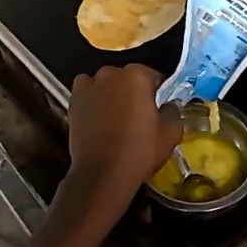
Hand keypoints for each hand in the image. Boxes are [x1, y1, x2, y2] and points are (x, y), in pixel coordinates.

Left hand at [66, 65, 182, 205]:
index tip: (157, 107)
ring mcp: (88, 85)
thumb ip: (173, 111)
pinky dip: (92, 98)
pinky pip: (86, 92)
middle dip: (132, 91)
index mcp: (136, 76)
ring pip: (105, 83)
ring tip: (115, 116)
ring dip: (111, 93)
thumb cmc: (139, 151)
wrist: (102, 172)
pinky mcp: (73, 99)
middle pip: (126, 77)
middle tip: (137, 114)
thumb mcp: (170, 133)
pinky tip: (97, 116)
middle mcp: (110, 73)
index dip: (157, 92)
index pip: (152, 76)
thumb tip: (169, 104)